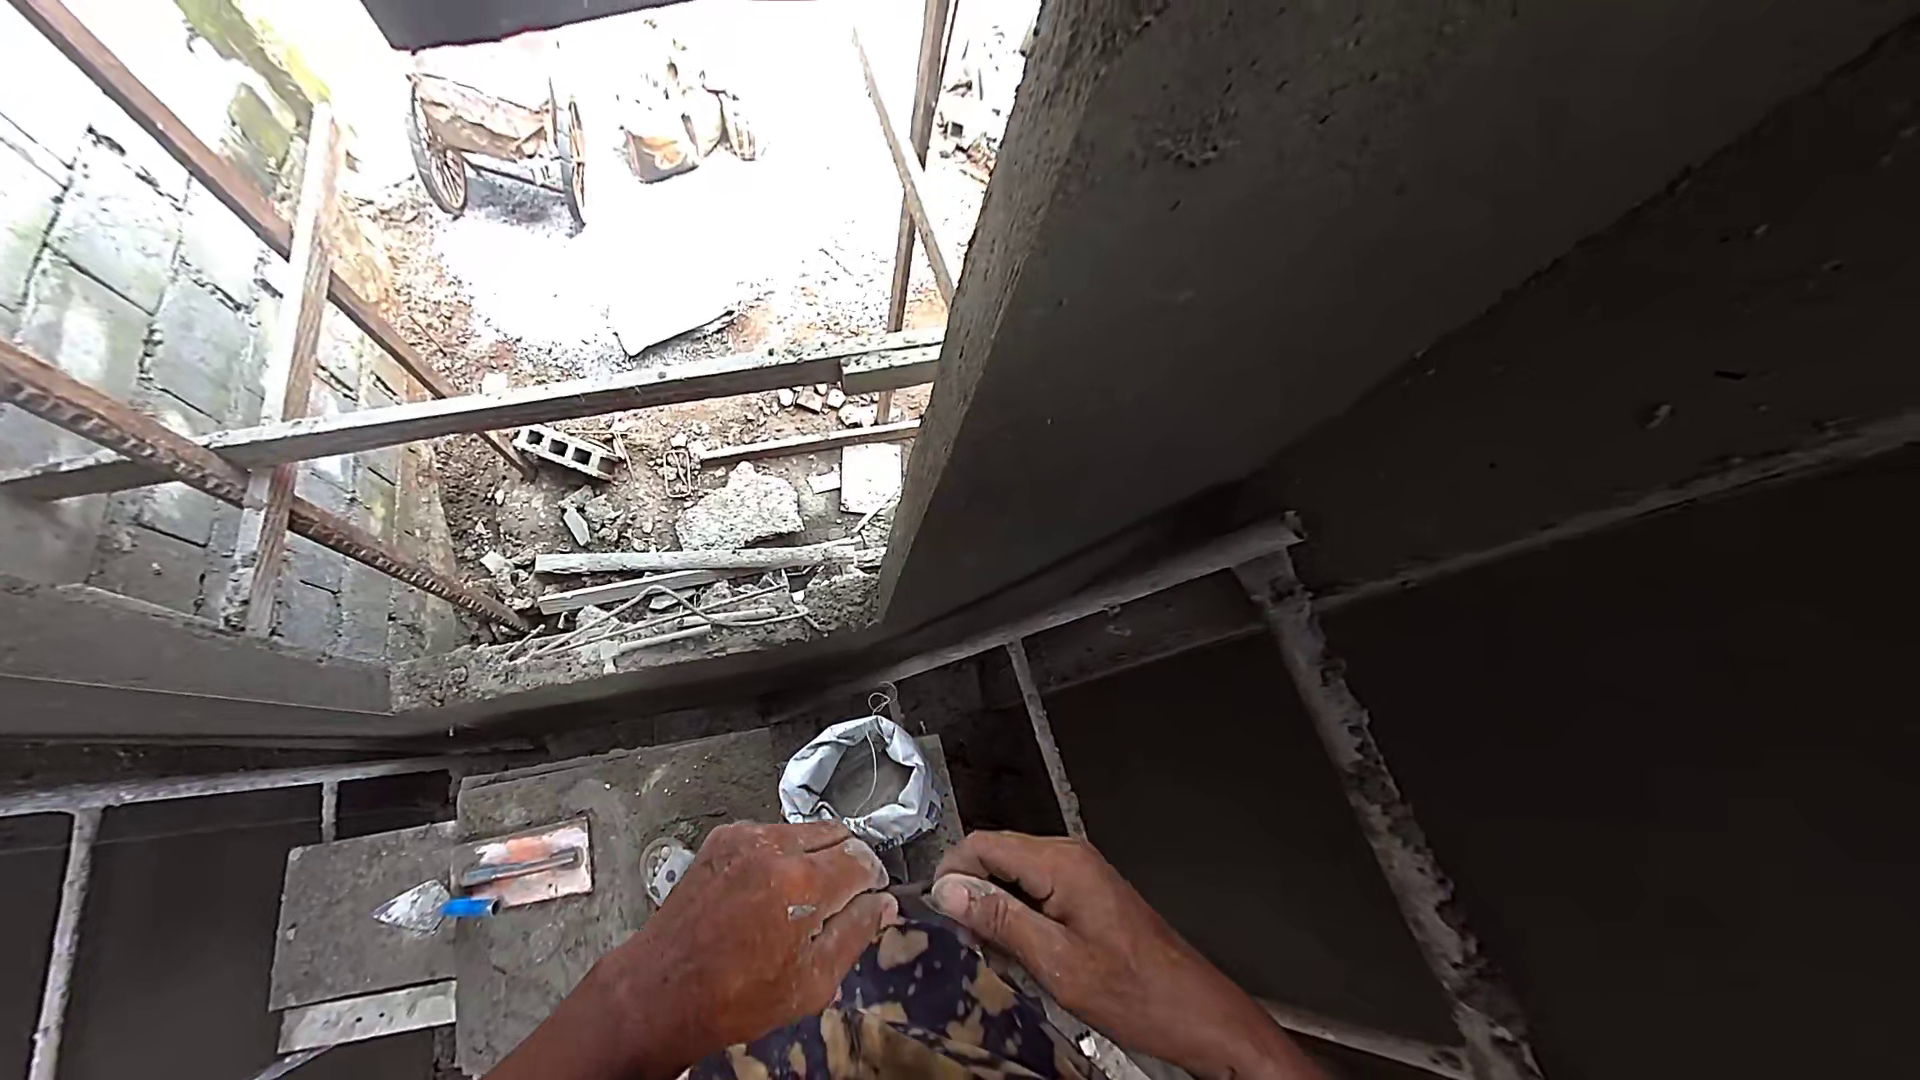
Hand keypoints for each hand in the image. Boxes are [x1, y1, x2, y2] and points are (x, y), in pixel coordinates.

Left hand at [488, 822, 898, 1079]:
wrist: (658, 991)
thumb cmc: (735, 999)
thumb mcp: (810, 984)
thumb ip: (856, 934)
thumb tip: (884, 903)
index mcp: (802, 886)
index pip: (862, 859)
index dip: (873, 878)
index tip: (871, 894)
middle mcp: (776, 848)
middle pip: (839, 833)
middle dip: (848, 860)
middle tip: (841, 893)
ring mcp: (747, 836)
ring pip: (807, 829)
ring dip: (817, 853)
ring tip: (802, 893)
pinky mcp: (726, 835)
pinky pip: (773, 832)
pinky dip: (783, 852)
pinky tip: (769, 886)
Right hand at [932, 831, 1323, 1079]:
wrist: (1195, 1010)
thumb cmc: (1139, 992)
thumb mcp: (1056, 962)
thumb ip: (999, 919)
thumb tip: (951, 890)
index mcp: (1061, 862)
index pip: (984, 842)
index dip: (953, 872)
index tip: (936, 908)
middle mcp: (1069, 855)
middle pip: (997, 853)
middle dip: (972, 891)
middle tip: (963, 939)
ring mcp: (1079, 870)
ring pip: (1014, 872)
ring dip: (995, 907)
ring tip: (994, 952)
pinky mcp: (1085, 889)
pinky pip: (1035, 887)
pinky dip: (1019, 914)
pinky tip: (1022, 951)